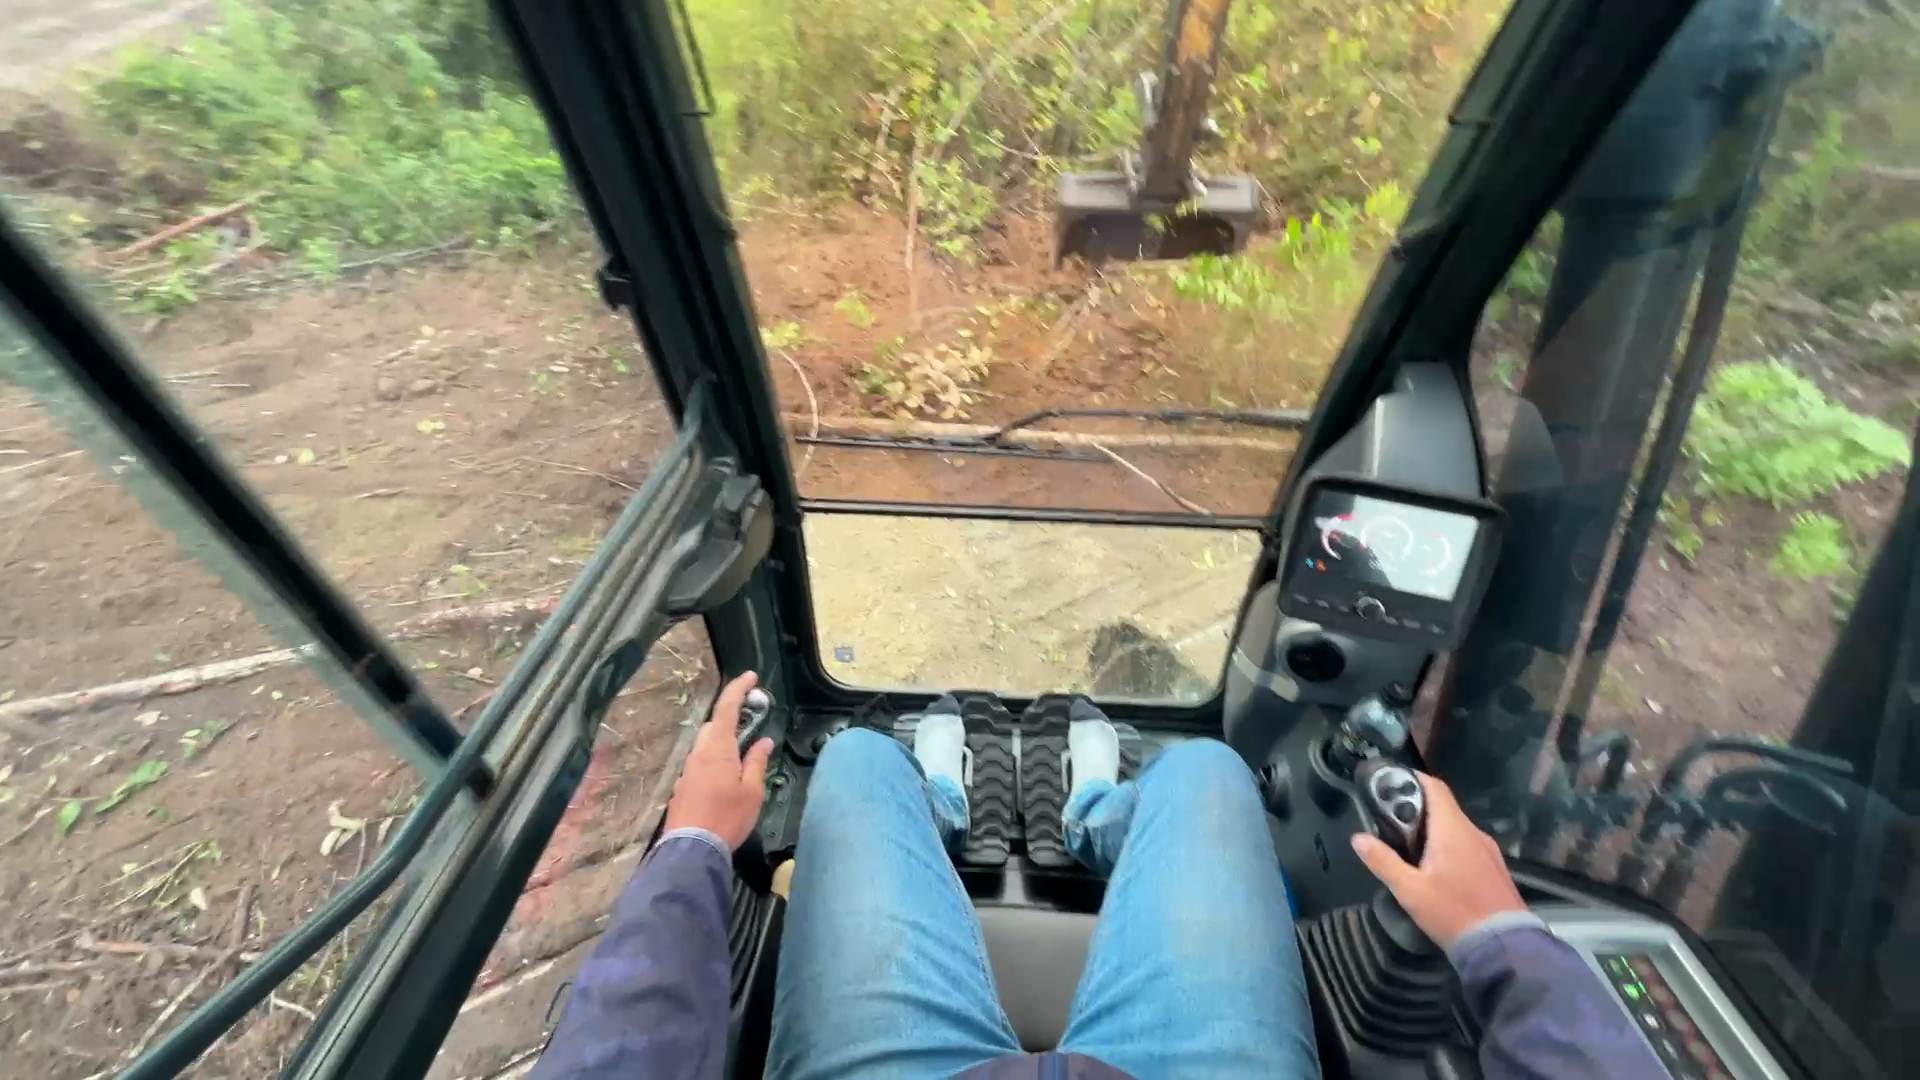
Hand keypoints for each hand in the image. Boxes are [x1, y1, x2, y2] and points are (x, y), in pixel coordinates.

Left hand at [663, 671, 774, 850]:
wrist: (691, 851)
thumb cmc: (727, 817)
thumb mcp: (752, 791)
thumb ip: (757, 762)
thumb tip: (763, 741)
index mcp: (718, 749)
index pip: (726, 708)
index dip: (738, 689)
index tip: (751, 677)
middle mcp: (699, 754)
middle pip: (713, 727)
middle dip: (730, 721)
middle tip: (750, 729)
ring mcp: (688, 771)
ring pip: (705, 747)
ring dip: (722, 745)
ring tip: (740, 763)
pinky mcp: (682, 788)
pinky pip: (700, 765)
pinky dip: (714, 764)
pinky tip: (724, 784)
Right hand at [1350, 772, 1525, 950]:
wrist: (1508, 951)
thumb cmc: (1454, 912)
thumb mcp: (1409, 890)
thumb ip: (1382, 861)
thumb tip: (1358, 838)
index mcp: (1453, 830)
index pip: (1434, 787)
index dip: (1411, 778)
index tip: (1388, 782)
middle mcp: (1474, 834)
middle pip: (1442, 807)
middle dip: (1414, 807)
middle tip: (1387, 818)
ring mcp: (1489, 852)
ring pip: (1454, 827)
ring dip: (1430, 828)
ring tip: (1405, 844)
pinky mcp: (1495, 870)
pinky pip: (1466, 845)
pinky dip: (1446, 845)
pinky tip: (1433, 866)